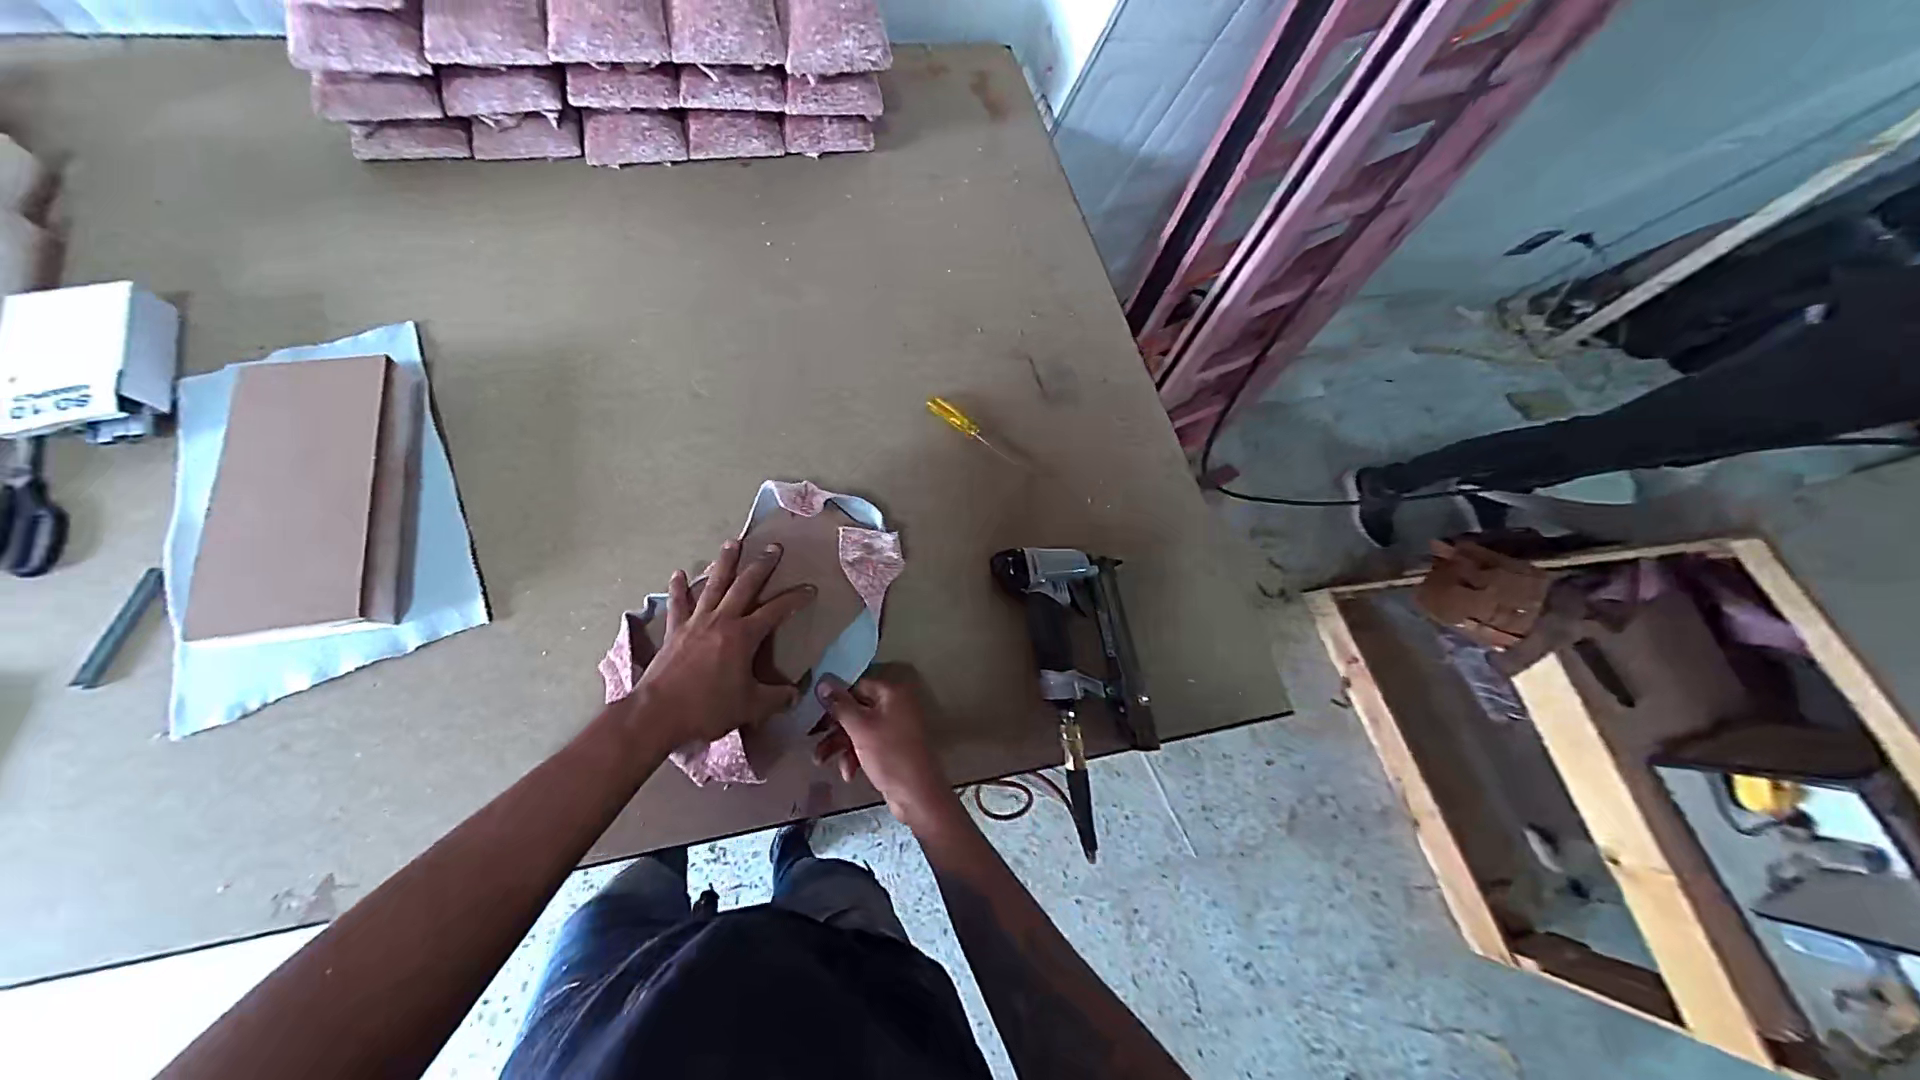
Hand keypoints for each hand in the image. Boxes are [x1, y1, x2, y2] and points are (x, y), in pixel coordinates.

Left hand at [636, 540, 815, 745]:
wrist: (657, 714)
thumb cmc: (708, 708)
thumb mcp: (751, 707)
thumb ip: (776, 698)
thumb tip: (796, 695)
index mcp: (743, 636)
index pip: (776, 610)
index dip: (795, 598)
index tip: (810, 589)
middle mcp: (721, 620)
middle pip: (745, 585)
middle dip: (762, 565)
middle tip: (774, 547)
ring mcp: (695, 622)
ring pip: (713, 585)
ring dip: (724, 562)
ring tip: (732, 543)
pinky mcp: (675, 631)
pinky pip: (678, 604)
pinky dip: (678, 588)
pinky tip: (677, 574)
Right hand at [812, 666, 959, 828]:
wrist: (917, 795)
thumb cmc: (889, 755)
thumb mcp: (860, 728)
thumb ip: (840, 705)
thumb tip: (823, 681)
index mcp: (892, 692)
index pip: (856, 685)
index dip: (834, 698)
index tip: (813, 712)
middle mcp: (895, 704)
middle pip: (856, 708)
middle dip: (834, 727)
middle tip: (813, 738)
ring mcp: (895, 727)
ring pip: (859, 729)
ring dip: (840, 745)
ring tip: (821, 761)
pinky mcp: (893, 747)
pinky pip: (868, 744)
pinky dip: (855, 755)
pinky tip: (849, 773)